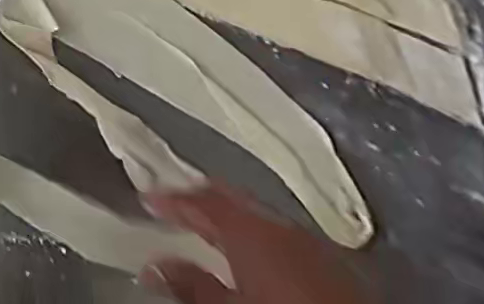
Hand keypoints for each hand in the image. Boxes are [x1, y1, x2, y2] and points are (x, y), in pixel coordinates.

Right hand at [144, 186, 371, 303]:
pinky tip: (255, 257)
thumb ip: (190, 285)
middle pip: (232, 199)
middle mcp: (279, 224)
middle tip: (177, 205)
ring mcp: (312, 245)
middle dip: (202, 200)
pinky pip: (285, 237)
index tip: (147, 199)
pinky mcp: (336, 269)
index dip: (170, 198)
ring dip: (233, 219)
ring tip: (212, 231)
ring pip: (260, 217)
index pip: (199, 198)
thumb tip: (155, 265)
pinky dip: (261, 237)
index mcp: (248, 227)